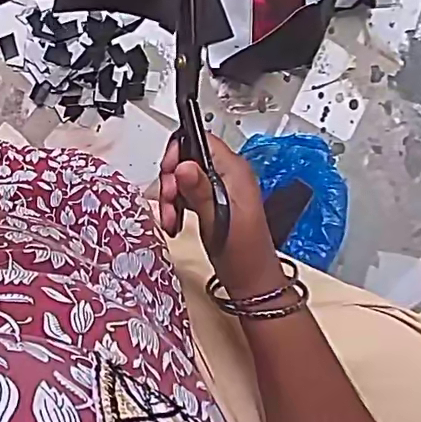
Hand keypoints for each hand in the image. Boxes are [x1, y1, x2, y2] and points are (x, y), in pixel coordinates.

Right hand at [157, 134, 289, 298]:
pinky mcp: (212, 200)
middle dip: (171, 178)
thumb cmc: (243, 254)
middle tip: (170, 200)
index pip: (201, 139)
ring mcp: (220, 188)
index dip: (179, 151)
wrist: (251, 282)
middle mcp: (228, 175)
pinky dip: (175, 204)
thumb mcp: (217, 220)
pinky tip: (175, 220)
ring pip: (183, 176)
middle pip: (187, 158)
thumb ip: (199, 191)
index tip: (169, 173)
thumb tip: (183, 166)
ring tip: (171, 217)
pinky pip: (186, 191)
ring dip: (170, 195)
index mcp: (234, 172)